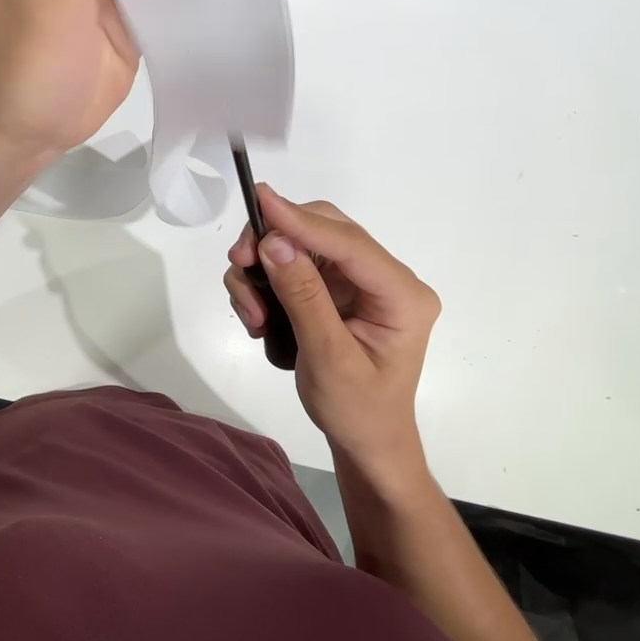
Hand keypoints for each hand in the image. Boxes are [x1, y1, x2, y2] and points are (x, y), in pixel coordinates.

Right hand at [225, 185, 438, 481]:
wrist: (364, 442)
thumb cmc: (357, 410)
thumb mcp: (329, 359)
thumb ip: (303, 298)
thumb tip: (274, 245)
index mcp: (400, 294)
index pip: (348, 243)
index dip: (301, 220)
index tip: (260, 199)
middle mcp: (381, 278)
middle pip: (321, 230)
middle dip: (274, 242)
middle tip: (239, 263)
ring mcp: (354, 282)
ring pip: (298, 245)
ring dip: (262, 272)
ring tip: (252, 316)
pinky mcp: (329, 290)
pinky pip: (288, 266)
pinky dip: (263, 285)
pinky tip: (259, 318)